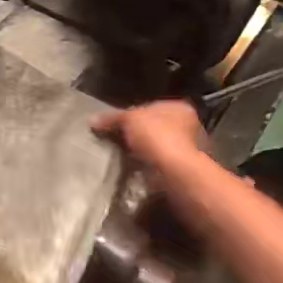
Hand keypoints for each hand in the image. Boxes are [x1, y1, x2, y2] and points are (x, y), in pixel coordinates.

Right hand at [92, 100, 209, 175]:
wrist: (177, 175)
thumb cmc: (158, 138)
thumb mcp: (129, 119)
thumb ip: (113, 117)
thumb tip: (93, 120)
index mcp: (180, 108)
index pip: (150, 107)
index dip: (131, 114)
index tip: (115, 125)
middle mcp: (190, 127)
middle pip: (155, 128)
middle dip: (137, 136)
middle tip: (117, 143)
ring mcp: (190, 152)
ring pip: (157, 149)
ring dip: (143, 155)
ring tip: (123, 160)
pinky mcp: (184, 172)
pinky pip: (160, 167)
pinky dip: (148, 170)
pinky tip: (136, 173)